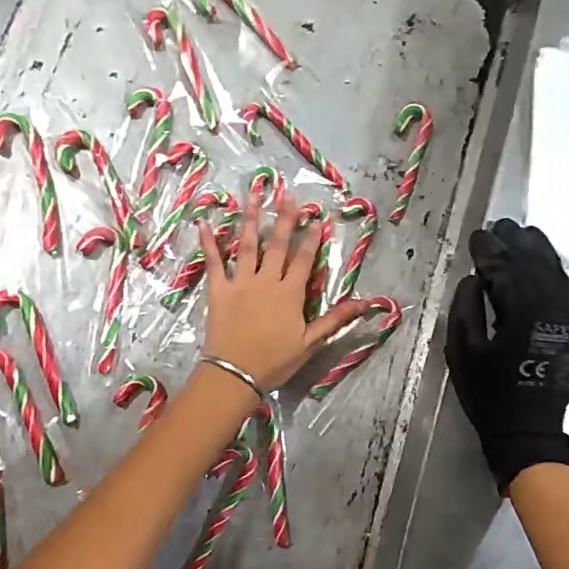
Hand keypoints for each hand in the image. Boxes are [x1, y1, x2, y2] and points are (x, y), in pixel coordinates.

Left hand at [200, 191, 368, 388]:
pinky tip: (204, 223)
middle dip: (284, 219)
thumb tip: (364, 303)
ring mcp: (240, 283)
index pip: (304, 260)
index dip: (311, 238)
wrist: (235, 373)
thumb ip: (334, 320)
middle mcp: (266, 281)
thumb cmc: (274, 362)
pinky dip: (209, 242)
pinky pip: (213, 262)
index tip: (317, 218)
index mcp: (290, 294)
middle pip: (277, 245)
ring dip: (250, 218)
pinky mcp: (218, 290)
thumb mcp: (310, 343)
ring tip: (254, 194)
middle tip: (288, 194)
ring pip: (246, 245)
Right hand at [446, 219, 568, 488]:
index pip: (505, 267)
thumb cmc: (489, 394)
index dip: (489, 249)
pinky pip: (565, 289)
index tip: (476, 236)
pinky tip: (543, 266)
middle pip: (535, 262)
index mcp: (521, 311)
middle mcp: (552, 306)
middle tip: (499, 226)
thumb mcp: (463, 352)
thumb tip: (475, 277)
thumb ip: (467, 308)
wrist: (528, 430)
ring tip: (522, 236)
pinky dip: (552, 272)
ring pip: (555, 272)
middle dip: (516, 242)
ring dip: (538, 252)